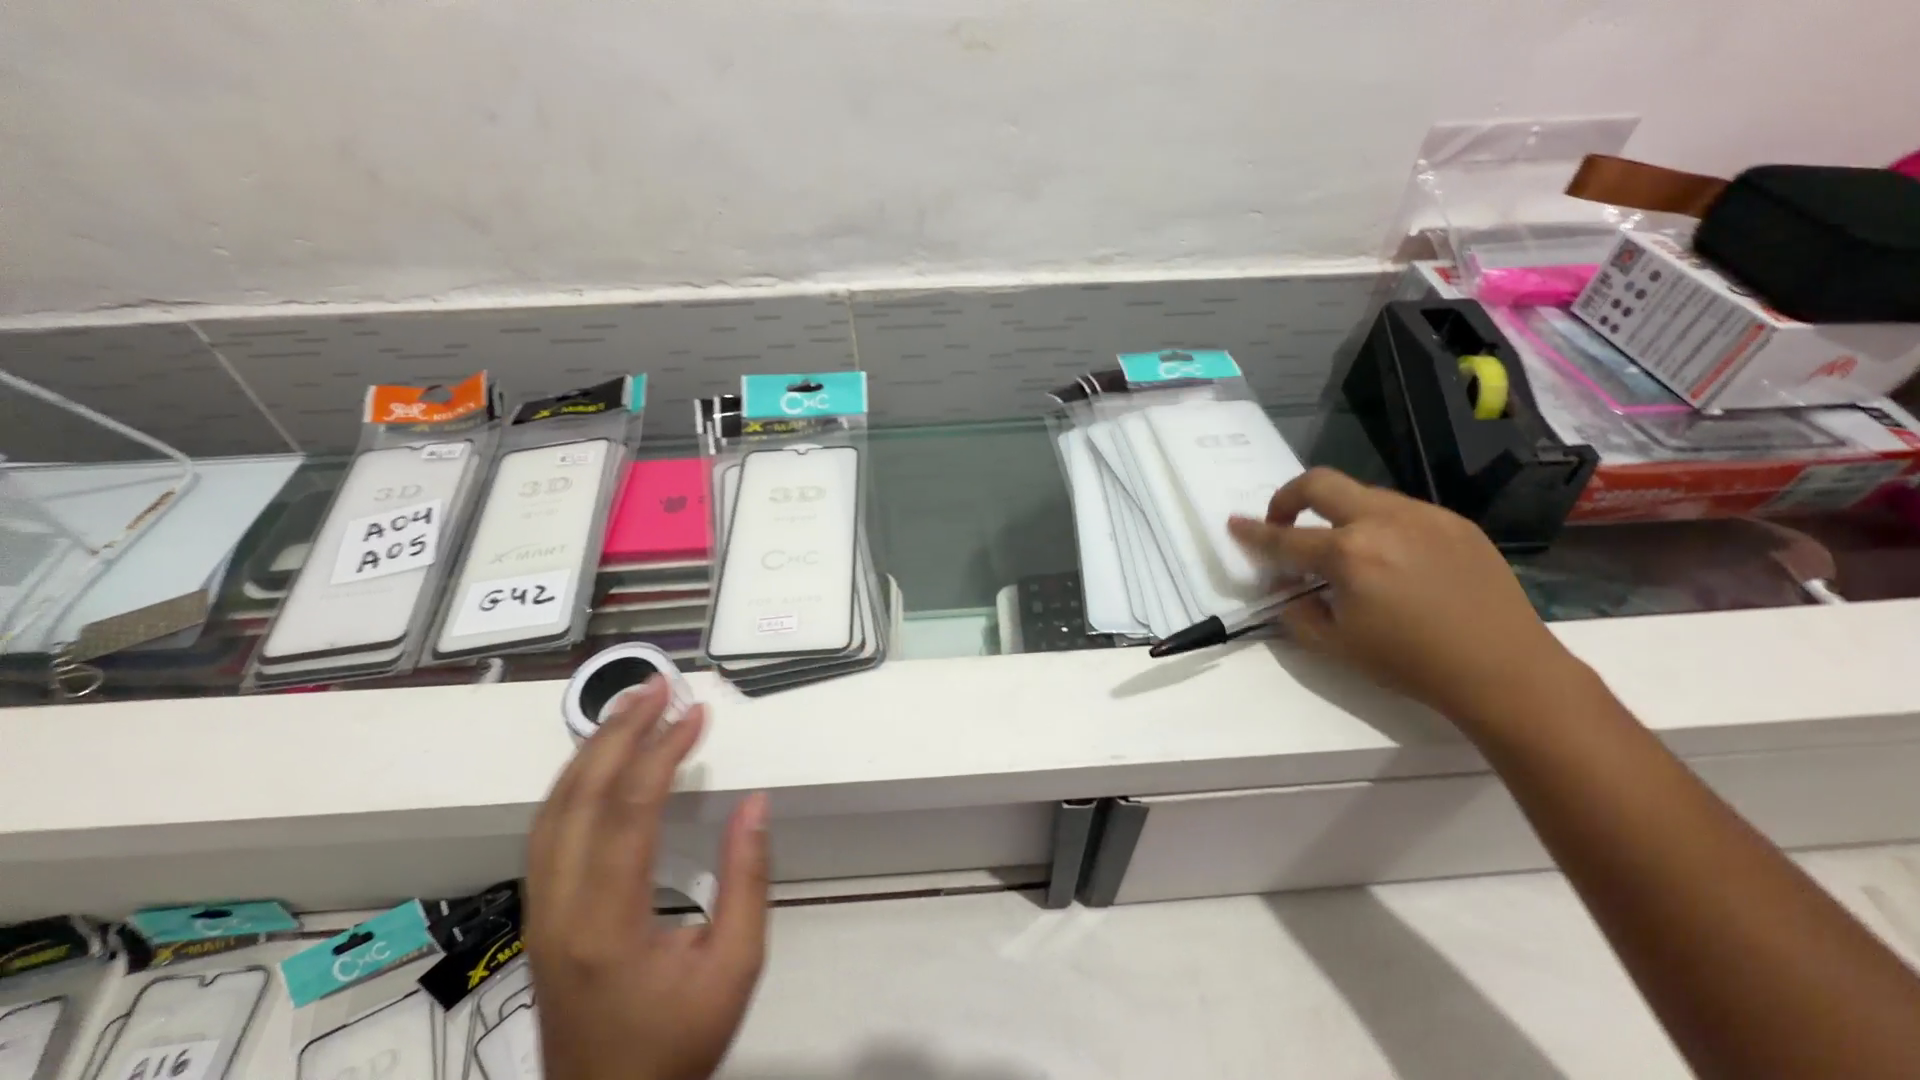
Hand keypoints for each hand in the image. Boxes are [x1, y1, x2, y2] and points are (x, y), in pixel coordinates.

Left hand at [526, 676, 768, 1079]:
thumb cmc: (679, 1040)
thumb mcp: (735, 967)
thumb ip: (746, 881)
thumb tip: (754, 802)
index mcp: (608, 924)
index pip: (629, 813)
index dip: (662, 753)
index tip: (695, 713)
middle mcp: (558, 908)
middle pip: (579, 798)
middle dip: (617, 732)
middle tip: (657, 687)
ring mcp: (538, 911)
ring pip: (551, 810)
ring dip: (589, 751)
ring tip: (629, 708)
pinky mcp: (537, 914)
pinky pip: (547, 831)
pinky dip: (573, 783)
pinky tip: (598, 762)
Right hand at [1228, 468, 1579, 723]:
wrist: (1502, 668)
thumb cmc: (1411, 663)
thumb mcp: (1337, 648)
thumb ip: (1298, 614)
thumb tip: (1288, 591)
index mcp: (1348, 554)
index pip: (1285, 537)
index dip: (1254, 532)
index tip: (1234, 523)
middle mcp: (1383, 521)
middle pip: (1321, 483)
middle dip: (1289, 496)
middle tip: (1284, 520)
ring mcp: (1424, 516)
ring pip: (1365, 495)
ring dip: (1340, 513)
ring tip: (1345, 550)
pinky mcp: (1455, 523)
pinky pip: (1404, 512)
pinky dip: (1382, 526)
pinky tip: (1394, 561)